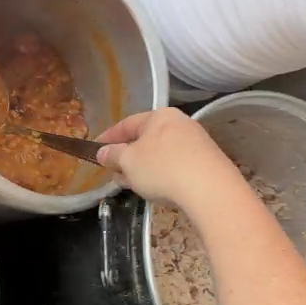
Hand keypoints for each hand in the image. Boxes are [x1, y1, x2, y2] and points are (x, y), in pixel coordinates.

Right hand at [95, 107, 230, 202]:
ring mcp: (196, 142)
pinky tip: (156, 189)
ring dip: (143, 168)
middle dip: (127, 156)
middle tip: (113, 171)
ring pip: (160, 153)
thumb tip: (102, 152)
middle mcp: (180, 123)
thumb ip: (112, 155)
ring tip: (132, 184)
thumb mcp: (128, 162)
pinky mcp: (207, 162)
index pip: (127, 124)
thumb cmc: (162, 168)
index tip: (95, 149)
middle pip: (145, 139)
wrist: (210, 189)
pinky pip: (176, 165)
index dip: (108, 137)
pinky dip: (162, 174)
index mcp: (159, 116)